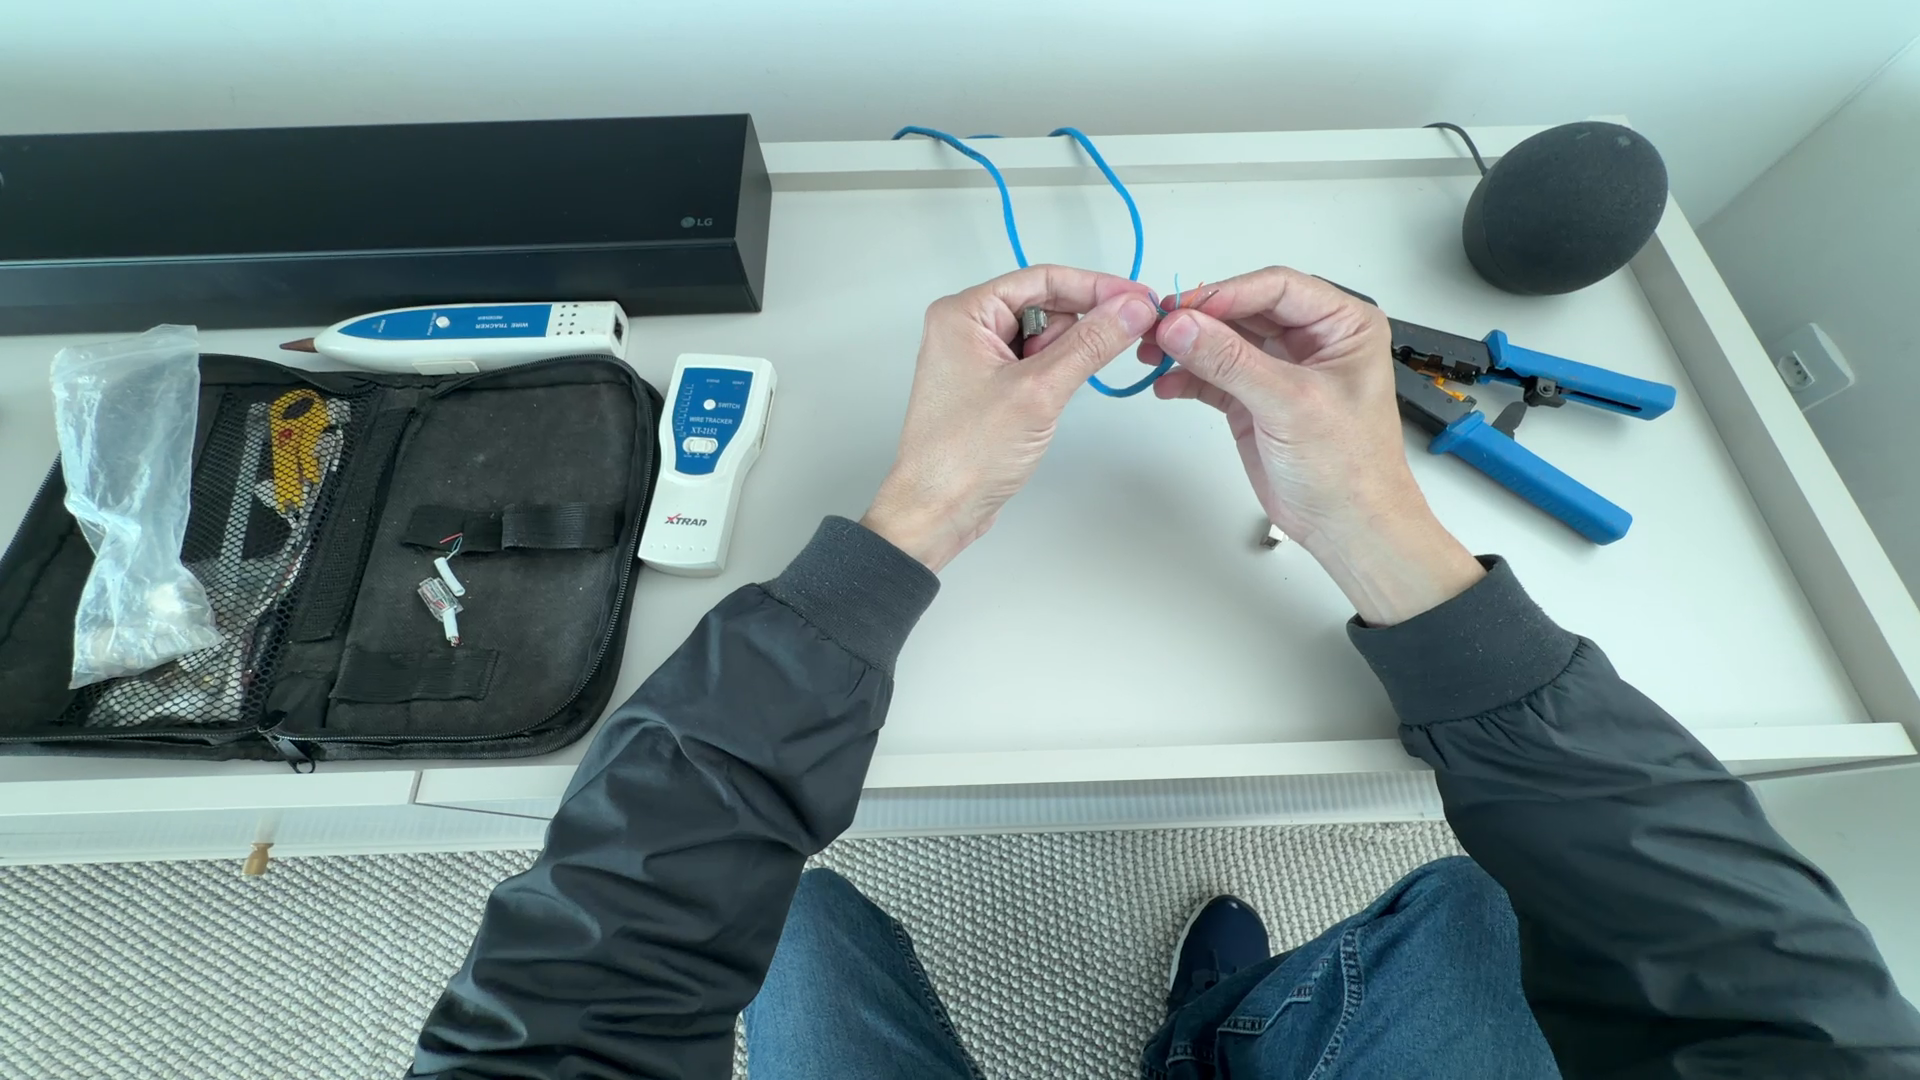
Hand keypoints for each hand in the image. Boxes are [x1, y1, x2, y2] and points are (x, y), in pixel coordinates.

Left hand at [864, 265, 1159, 571]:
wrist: (937, 511)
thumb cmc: (968, 454)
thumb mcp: (1038, 391)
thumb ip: (1089, 344)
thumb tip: (1133, 308)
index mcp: (964, 314)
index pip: (1042, 279)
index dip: (1095, 287)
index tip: (1139, 301)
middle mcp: (965, 330)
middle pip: (1043, 307)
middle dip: (1079, 328)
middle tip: (1114, 350)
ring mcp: (974, 362)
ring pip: (1040, 340)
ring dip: (1065, 358)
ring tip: (1056, 395)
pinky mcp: (986, 391)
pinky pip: (1030, 368)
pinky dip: (1052, 378)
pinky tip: (1052, 402)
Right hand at [1141, 267, 1483, 623]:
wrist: (1343, 525)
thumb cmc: (1348, 467)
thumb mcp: (1289, 403)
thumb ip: (1230, 361)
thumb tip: (1181, 326)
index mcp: (1341, 325)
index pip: (1276, 289)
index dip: (1227, 294)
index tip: (1182, 309)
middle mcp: (1310, 341)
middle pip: (1243, 312)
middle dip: (1198, 320)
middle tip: (1156, 330)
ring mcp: (1278, 371)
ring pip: (1223, 343)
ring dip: (1186, 348)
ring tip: (1151, 356)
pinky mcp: (1252, 401)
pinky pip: (1212, 377)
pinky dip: (1187, 380)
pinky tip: (1166, 386)